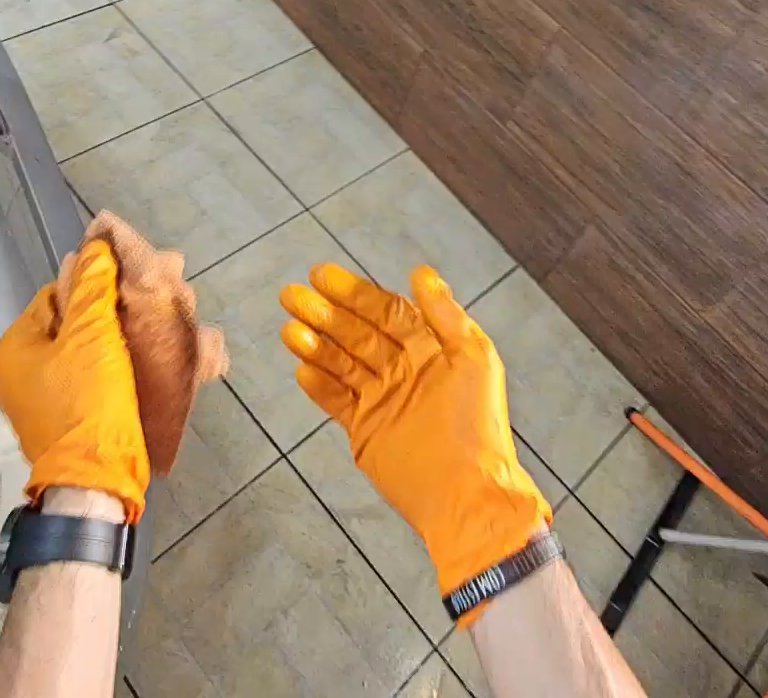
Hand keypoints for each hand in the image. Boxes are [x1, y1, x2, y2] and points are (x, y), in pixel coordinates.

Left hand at [0, 240, 148, 521]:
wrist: (98, 480)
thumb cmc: (89, 404)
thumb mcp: (93, 335)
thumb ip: (93, 286)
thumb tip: (94, 245)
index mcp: (17, 347)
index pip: (55, 294)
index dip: (92, 284)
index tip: (126, 283)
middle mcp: (23, 372)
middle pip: (71, 323)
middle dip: (108, 310)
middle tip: (143, 304)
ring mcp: (45, 399)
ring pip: (86, 350)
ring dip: (116, 337)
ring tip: (150, 327)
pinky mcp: (70, 418)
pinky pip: (94, 376)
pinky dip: (116, 365)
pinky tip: (143, 359)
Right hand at [280, 264, 549, 601]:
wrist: (468, 495)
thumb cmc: (478, 424)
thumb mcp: (474, 357)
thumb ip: (444, 315)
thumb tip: (420, 272)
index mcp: (427, 348)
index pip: (384, 311)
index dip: (353, 292)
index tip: (321, 275)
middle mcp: (401, 369)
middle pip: (355, 333)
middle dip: (324, 313)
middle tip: (291, 295)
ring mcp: (381, 399)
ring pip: (340, 363)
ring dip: (314, 345)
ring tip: (289, 328)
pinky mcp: (365, 430)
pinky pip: (336, 401)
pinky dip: (318, 385)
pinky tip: (300, 368)